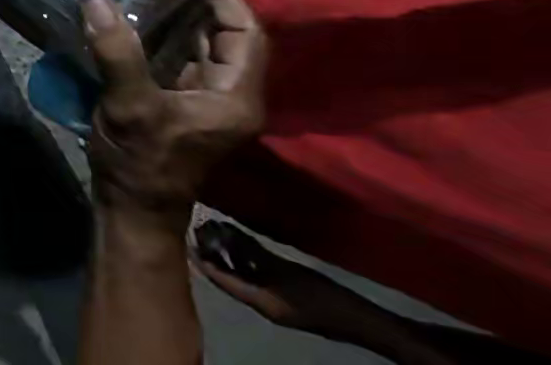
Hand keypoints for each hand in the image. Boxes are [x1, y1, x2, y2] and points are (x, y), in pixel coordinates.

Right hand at [85, 0, 266, 223]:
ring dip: (179, 13)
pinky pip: (178, 54)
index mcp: (233, 96)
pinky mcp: (177, 100)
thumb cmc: (142, 161)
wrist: (132, 206)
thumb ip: (117, 53)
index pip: (245, 33)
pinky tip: (135, 16)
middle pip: (227, 34)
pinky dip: (161, 31)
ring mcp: (202, 98)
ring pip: (201, 43)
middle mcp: (227, 94)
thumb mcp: (131, 106)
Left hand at [192, 219, 387, 339]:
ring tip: (215, 228)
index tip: (186, 234)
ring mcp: (272, 302)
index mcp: (257, 301)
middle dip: (212, 253)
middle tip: (198, 227)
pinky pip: (255, 277)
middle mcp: (259, 303)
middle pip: (226, 276)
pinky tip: (241, 240)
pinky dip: (245, 260)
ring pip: (240, 275)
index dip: (201, 257)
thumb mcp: (287, 271)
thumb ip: (256, 254)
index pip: (218, 278)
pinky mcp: (284, 298)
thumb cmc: (324, 298)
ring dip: (228, 254)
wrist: (364, 323)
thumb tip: (229, 234)